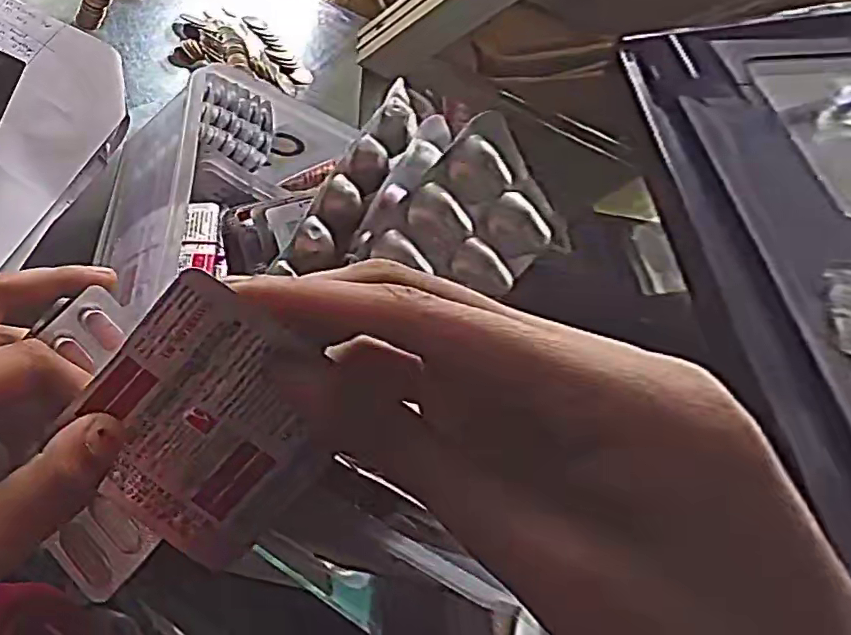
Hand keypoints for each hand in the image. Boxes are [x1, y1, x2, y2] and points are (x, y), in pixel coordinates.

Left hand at [0, 266, 124, 634]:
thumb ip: (54, 484)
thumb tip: (112, 428)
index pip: (22, 361)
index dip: (75, 380)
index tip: (112, 413)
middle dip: (53, 282)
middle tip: (108, 285)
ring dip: (38, 322)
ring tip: (90, 345)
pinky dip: (16, 350)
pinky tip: (47, 384)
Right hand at [238, 262, 850, 634]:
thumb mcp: (537, 554)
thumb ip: (406, 453)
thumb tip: (289, 377)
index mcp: (613, 383)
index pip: (431, 314)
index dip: (320, 300)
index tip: (239, 295)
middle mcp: (586, 362)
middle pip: (428, 307)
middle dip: (324, 309)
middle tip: (238, 318)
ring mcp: (567, 387)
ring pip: (428, 341)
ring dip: (344, 348)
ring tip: (267, 356)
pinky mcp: (548, 418)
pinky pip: (446, 385)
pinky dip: (380, 390)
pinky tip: (331, 399)